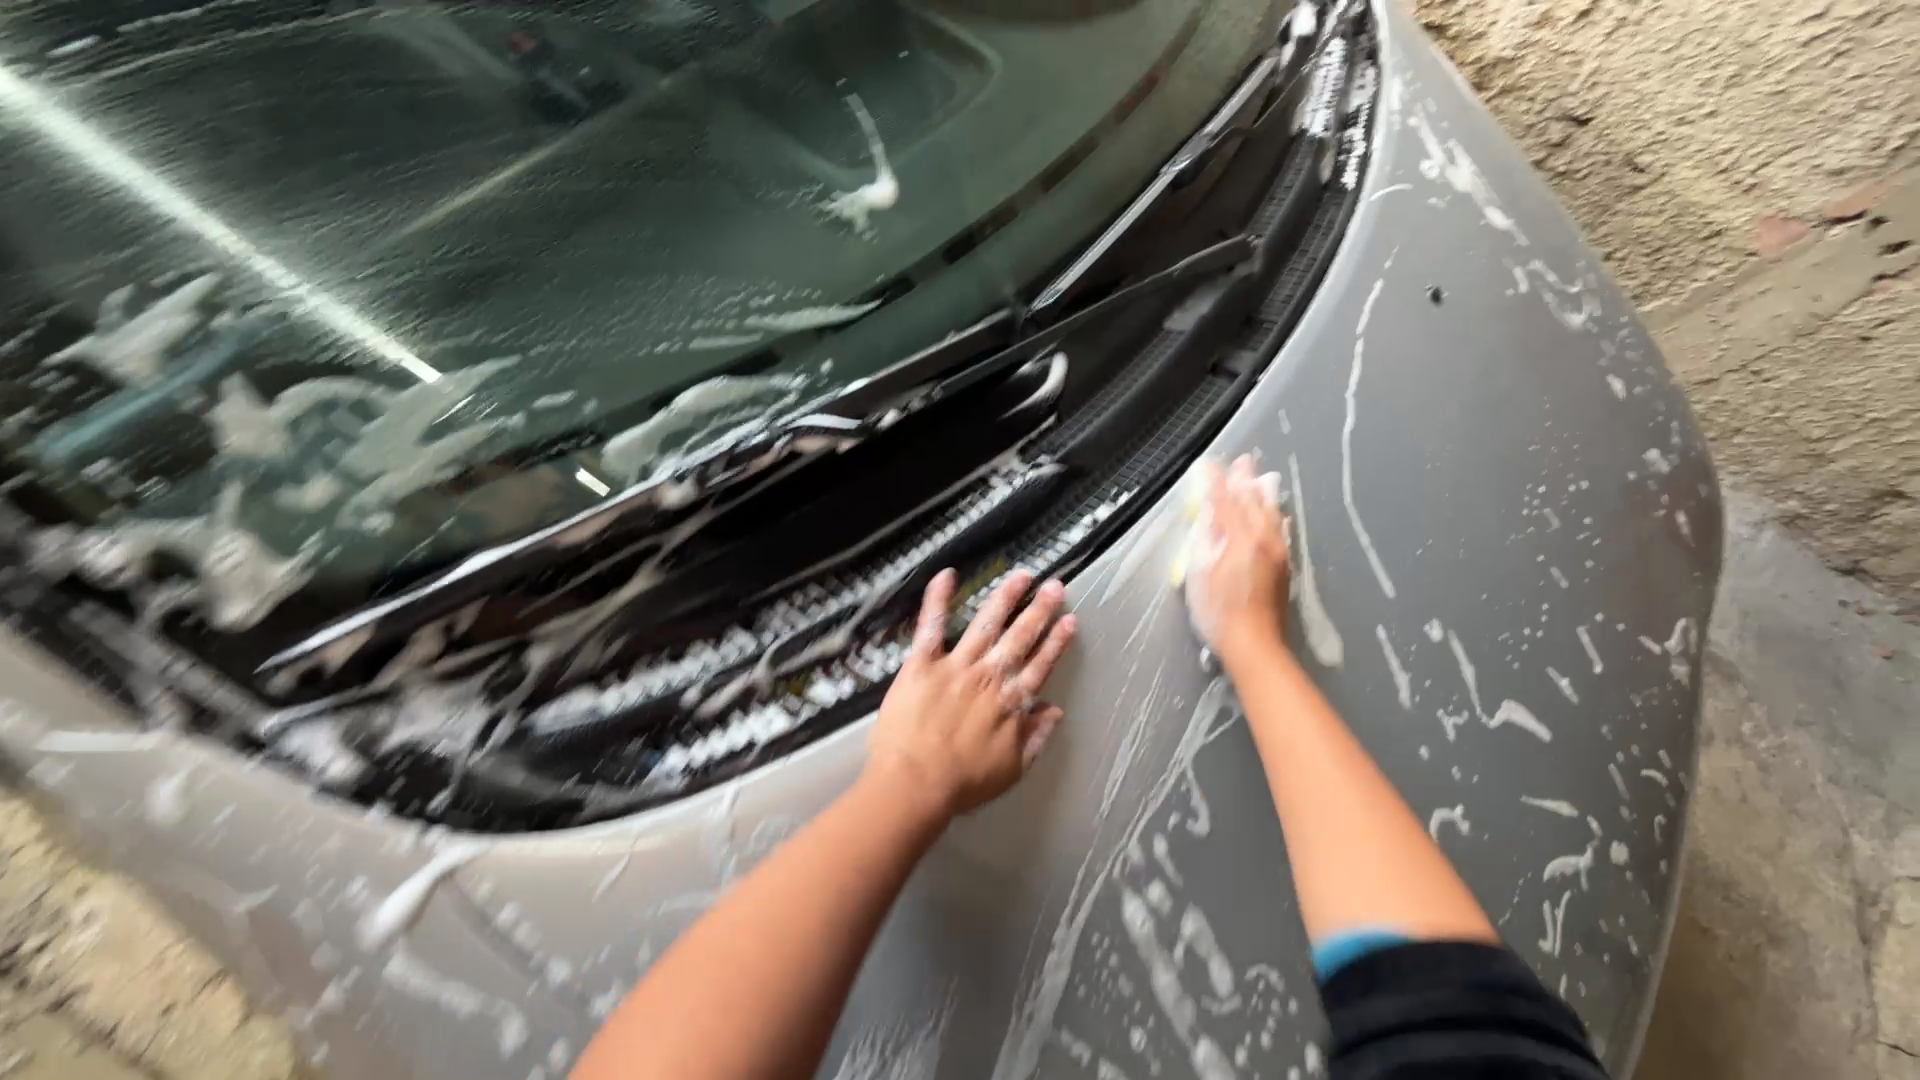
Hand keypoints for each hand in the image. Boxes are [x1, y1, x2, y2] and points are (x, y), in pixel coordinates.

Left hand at [866, 568, 1076, 822]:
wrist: (915, 783)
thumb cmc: (962, 783)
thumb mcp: (1011, 769)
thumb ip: (1036, 738)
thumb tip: (1055, 711)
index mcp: (1011, 703)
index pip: (1041, 665)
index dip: (1056, 642)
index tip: (1069, 621)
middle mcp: (989, 676)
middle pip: (1020, 637)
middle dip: (1040, 610)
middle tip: (1055, 587)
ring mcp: (956, 666)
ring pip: (986, 623)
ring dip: (1005, 597)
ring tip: (1021, 576)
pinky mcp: (923, 663)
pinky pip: (932, 626)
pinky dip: (938, 599)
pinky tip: (946, 575)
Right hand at [1194, 454, 1290, 660]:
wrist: (1255, 644)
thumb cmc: (1218, 611)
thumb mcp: (1199, 571)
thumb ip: (1205, 537)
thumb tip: (1209, 511)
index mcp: (1239, 537)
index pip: (1224, 500)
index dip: (1216, 481)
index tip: (1209, 464)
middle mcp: (1263, 538)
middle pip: (1253, 502)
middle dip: (1245, 480)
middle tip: (1243, 460)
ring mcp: (1277, 552)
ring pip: (1272, 514)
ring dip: (1264, 494)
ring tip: (1264, 477)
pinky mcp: (1284, 567)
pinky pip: (1282, 532)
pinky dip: (1277, 518)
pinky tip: (1279, 516)